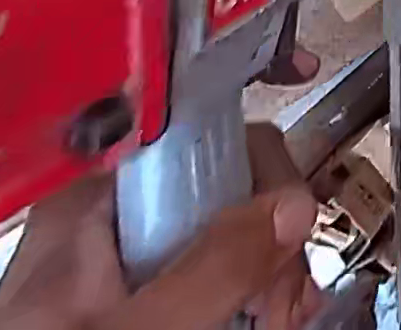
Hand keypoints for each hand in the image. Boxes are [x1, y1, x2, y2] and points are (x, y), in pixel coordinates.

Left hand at [0, 123, 323, 329]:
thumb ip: (212, 267)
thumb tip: (297, 205)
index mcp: (97, 192)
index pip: (195, 116)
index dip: (255, 109)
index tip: (303, 92)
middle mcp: (121, 204)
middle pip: (234, 168)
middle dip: (278, 221)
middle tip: (284, 293)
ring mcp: (138, 244)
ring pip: (241, 213)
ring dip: (278, 259)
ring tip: (283, 315)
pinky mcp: (153, 282)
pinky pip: (229, 253)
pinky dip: (263, 277)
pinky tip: (276, 312)